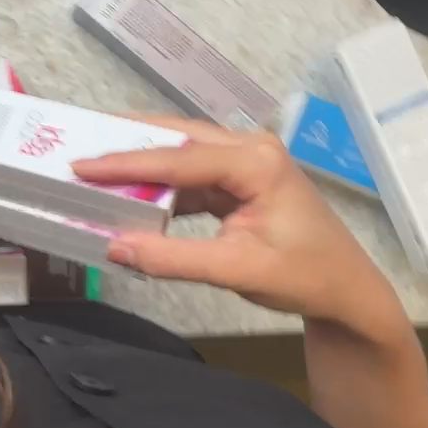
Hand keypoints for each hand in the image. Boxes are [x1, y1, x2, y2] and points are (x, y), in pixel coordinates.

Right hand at [72, 119, 409, 342]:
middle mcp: (249, 149)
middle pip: (177, 138)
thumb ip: (173, 259)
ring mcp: (245, 162)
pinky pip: (189, 174)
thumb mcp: (235, 270)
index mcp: (255, 162)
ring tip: (96, 165)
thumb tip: (114, 245)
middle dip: (127, 143)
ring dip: (141, 161)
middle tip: (80, 144)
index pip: (178, 159)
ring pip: (181, 152)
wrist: (346, 289)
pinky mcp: (238, 180)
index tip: (80, 164)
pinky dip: (158, 183)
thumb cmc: (303, 276)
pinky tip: (131, 191)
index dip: (125, 163)